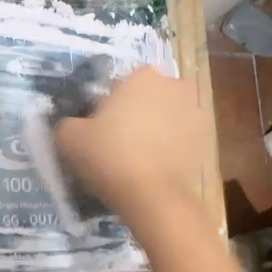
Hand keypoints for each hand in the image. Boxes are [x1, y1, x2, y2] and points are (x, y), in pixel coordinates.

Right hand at [52, 68, 211, 229]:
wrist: (152, 196)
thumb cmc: (108, 157)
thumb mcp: (68, 138)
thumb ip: (65, 124)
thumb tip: (70, 126)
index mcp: (142, 75)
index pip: (117, 88)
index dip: (104, 111)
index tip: (97, 134)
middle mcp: (173, 85)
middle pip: (145, 100)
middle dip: (133, 117)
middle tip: (115, 148)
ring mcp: (195, 112)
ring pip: (164, 119)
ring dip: (153, 132)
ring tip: (136, 162)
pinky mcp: (206, 140)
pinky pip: (179, 140)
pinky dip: (168, 150)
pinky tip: (153, 170)